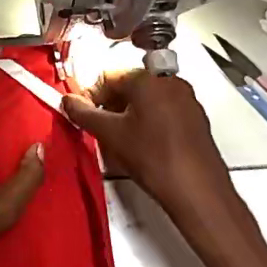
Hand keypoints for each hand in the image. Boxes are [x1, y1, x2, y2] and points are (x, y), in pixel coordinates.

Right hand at [62, 73, 234, 215]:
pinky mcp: (196, 119)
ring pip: (149, 100)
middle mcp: (171, 82)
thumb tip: (69, 103)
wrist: (197, 190)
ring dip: (130, 115)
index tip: (83, 112)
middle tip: (100, 128)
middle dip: (112, 106)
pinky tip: (145, 147)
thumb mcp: (112, 135)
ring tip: (122, 141)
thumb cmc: (157, 159)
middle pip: (131, 86)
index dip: (91, 95)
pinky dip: (151, 123)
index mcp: (149, 79)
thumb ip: (85, 115)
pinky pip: (166, 112)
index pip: (109, 76)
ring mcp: (187, 100)